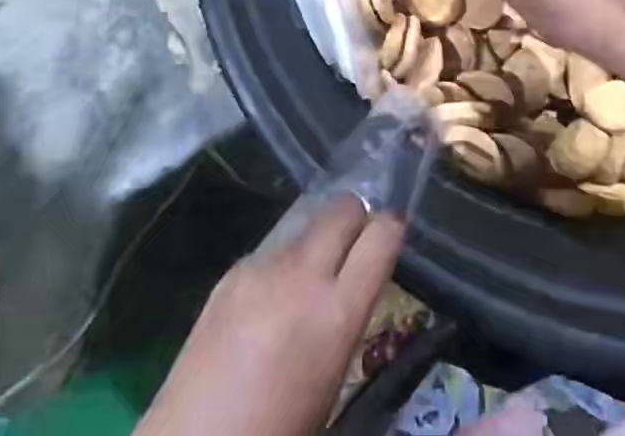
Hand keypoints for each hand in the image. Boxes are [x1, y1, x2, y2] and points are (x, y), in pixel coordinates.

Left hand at [134, 198, 405, 435]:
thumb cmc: (280, 428)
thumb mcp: (334, 379)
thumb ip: (347, 319)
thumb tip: (356, 285)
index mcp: (337, 312)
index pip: (380, 236)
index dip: (392, 228)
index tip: (394, 233)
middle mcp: (301, 275)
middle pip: (341, 210)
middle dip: (356, 217)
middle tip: (358, 242)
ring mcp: (260, 267)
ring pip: (305, 227)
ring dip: (318, 242)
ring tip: (310, 280)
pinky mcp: (230, 273)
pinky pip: (271, 251)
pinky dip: (283, 264)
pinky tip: (271, 301)